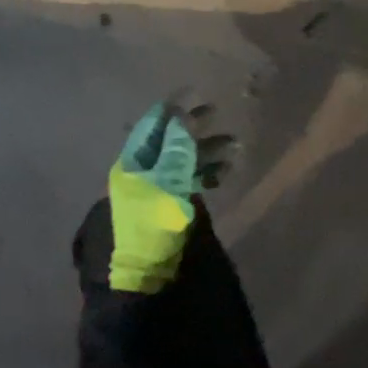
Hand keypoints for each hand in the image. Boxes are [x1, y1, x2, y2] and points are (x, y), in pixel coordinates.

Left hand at [103, 102, 230, 292]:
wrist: (146, 273)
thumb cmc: (151, 224)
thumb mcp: (166, 183)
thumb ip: (176, 149)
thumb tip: (182, 115)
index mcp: (133, 162)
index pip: (152, 125)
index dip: (173, 109)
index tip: (196, 94)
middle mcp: (141, 171)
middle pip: (168, 141)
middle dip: (193, 128)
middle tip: (219, 114)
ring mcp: (155, 189)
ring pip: (181, 161)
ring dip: (205, 151)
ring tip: (234, 146)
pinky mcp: (168, 207)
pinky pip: (186, 181)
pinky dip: (204, 174)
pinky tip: (224, 172)